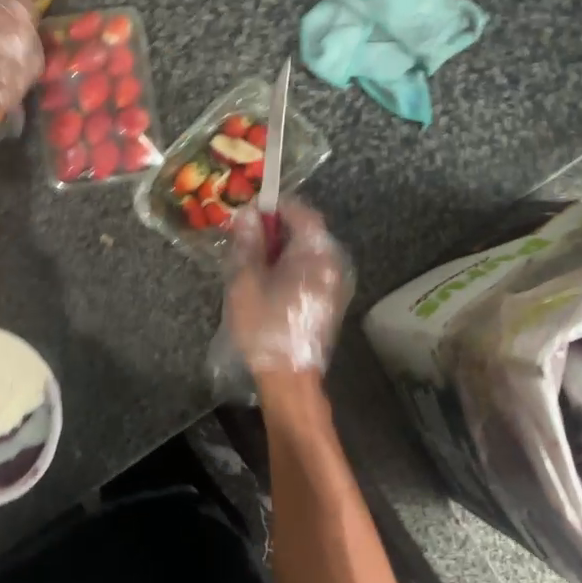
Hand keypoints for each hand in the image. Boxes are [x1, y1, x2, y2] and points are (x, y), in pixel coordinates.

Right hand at [225, 198, 353, 379]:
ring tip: (253, 260)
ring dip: (283, 249)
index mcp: (315, 253)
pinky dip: (292, 266)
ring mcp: (335, 283)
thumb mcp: (246, 280)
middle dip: (276, 228)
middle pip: (307, 232)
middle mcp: (333, 263)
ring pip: (308, 252)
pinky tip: (269, 281)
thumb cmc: (265, 325)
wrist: (289, 376)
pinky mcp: (331, 301)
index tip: (250, 212)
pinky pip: (312, 270)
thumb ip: (248, 243)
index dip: (275, 206)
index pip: (302, 213)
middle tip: (245, 237)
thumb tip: (248, 215)